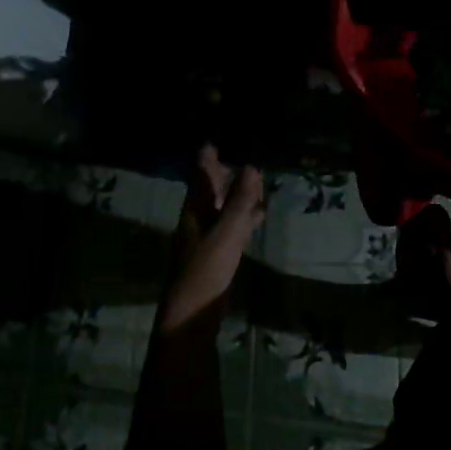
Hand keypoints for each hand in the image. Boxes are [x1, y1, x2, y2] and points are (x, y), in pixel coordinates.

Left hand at [159, 145, 264, 332]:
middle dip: (225, 173)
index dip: (208, 156)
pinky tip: (258, 215)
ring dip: (236, 194)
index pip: (200, 174)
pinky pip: (231, 225)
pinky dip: (244, 216)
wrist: (192, 311)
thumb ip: (240, 201)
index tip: (216, 138)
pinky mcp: (217, 252)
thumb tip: (252, 166)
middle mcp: (198, 217)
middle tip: (246, 157)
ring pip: (222, 207)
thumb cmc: (205, 268)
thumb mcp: (227, 232)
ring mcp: (207, 235)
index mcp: (195, 208)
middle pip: (211, 188)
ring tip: (256, 180)